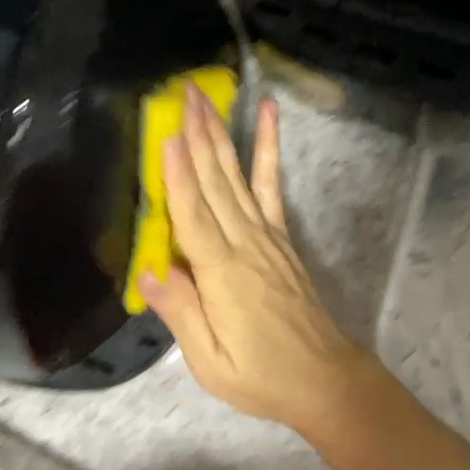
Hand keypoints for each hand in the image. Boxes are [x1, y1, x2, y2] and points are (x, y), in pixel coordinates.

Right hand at [141, 83, 373, 433]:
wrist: (322, 378)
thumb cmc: (259, 374)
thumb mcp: (211, 363)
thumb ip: (181, 312)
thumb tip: (147, 270)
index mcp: (221, 273)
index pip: (193, 215)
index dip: (178, 174)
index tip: (167, 134)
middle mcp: (243, 242)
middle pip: (214, 180)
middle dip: (197, 132)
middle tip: (184, 91)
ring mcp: (265, 232)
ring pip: (236, 172)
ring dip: (218, 130)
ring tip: (205, 96)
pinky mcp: (279, 232)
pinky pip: (271, 181)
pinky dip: (269, 144)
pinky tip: (268, 112)